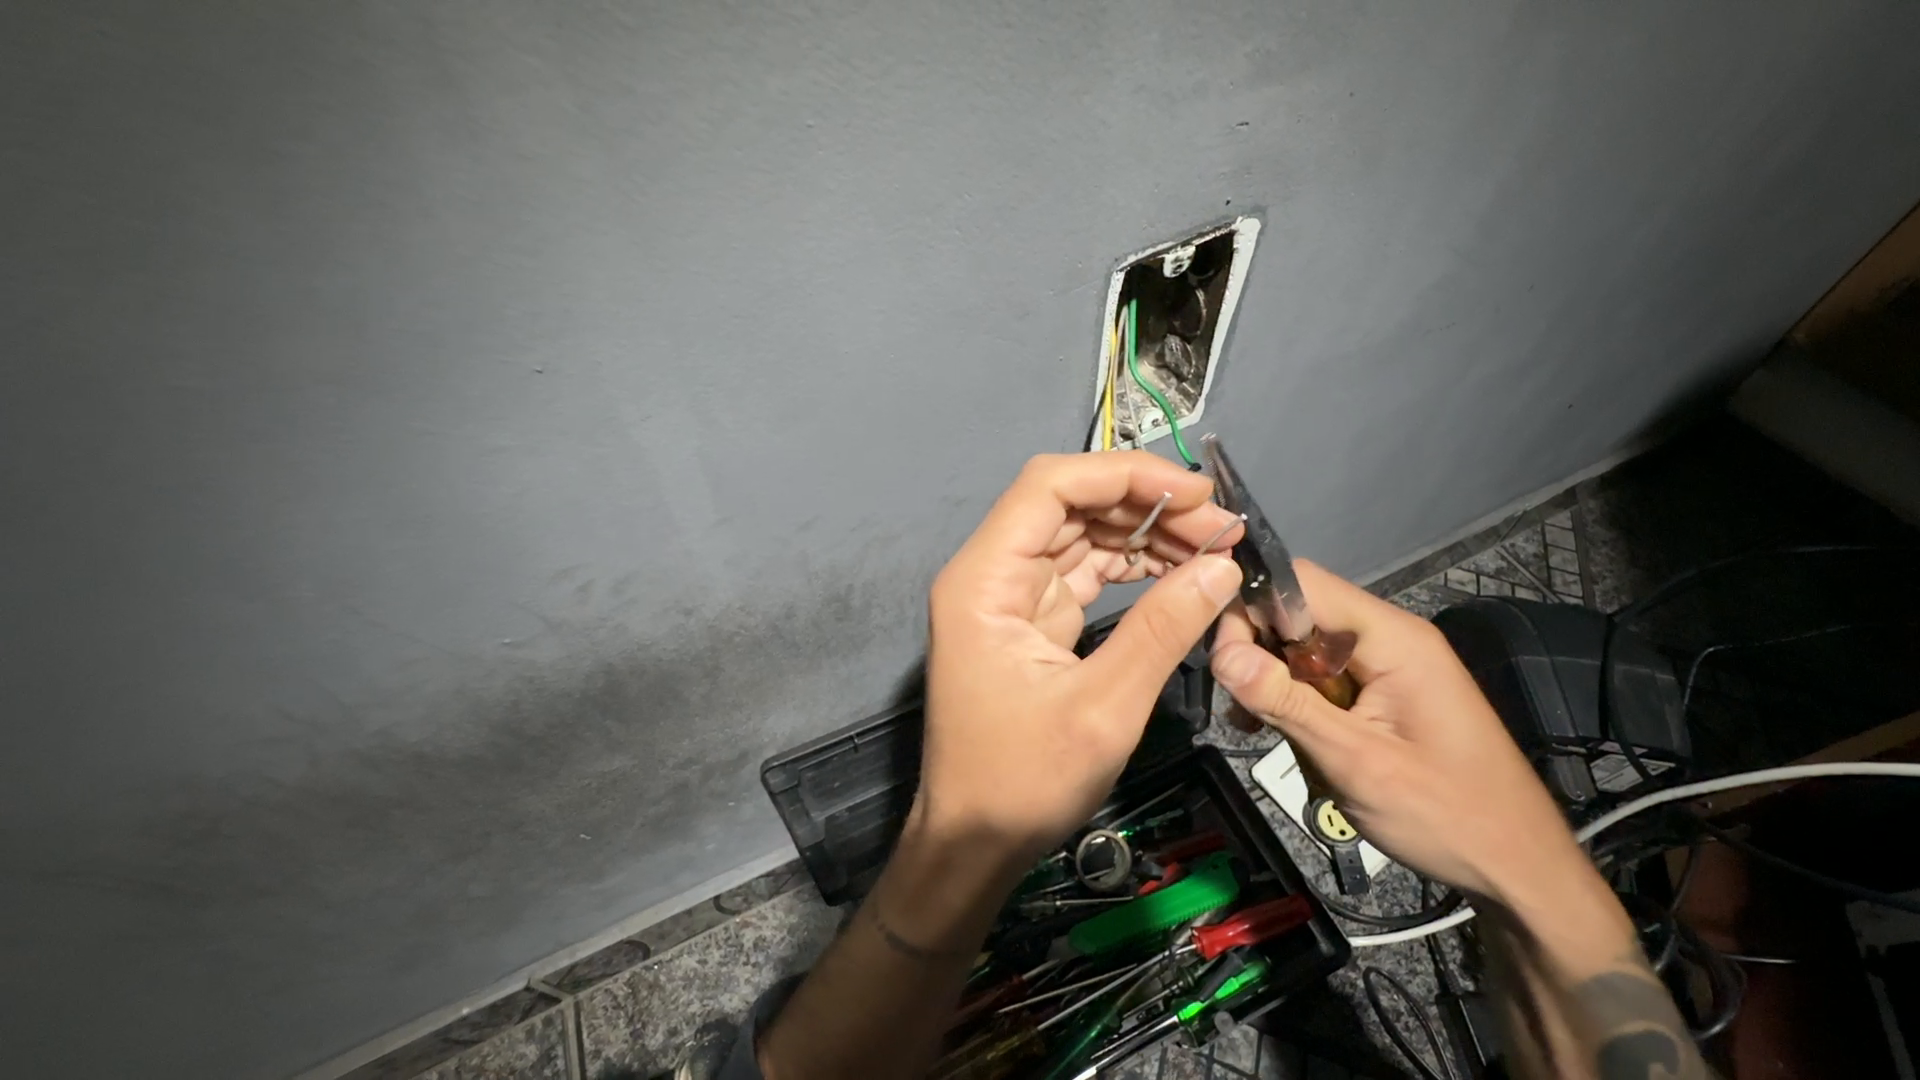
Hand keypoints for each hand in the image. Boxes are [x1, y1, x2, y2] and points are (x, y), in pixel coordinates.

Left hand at [916, 451, 1245, 861]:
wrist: (974, 841)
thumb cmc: (1022, 782)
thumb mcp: (1103, 709)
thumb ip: (1162, 630)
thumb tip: (1223, 565)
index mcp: (984, 580)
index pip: (1050, 487)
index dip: (1125, 475)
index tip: (1196, 494)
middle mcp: (991, 575)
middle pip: (1069, 505)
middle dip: (1146, 505)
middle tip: (1222, 526)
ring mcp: (1011, 597)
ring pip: (1081, 535)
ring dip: (1146, 534)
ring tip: (1215, 546)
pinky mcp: (1033, 621)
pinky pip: (1085, 573)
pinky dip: (1132, 568)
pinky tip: (1181, 571)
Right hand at [1209, 561, 1586, 903]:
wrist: (1518, 870)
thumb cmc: (1447, 815)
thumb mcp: (1356, 761)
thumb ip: (1286, 703)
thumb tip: (1220, 654)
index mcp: (1390, 637)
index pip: (1301, 583)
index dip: (1252, 608)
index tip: (1222, 661)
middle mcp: (1385, 637)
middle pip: (1296, 612)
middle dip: (1254, 649)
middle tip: (1234, 702)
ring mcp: (1383, 665)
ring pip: (1300, 647)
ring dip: (1268, 679)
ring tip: (1250, 723)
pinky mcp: (1378, 692)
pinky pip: (1318, 677)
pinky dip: (1289, 698)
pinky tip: (1271, 729)